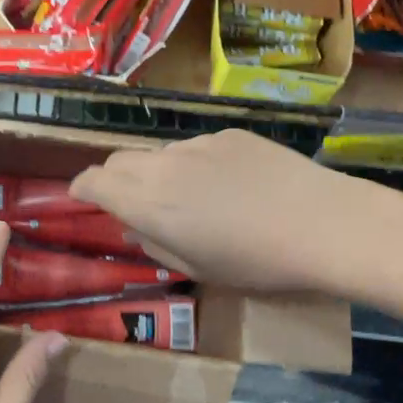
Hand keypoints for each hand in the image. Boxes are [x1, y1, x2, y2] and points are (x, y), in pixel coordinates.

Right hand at [69, 129, 400, 295]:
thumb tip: (135, 228)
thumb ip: (156, 245)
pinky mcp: (228, 134)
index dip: (80, 187)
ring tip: (190, 198)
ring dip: (156, 172)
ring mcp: (196, 145)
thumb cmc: (257, 261)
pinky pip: (195, 147)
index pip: (94, 180)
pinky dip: (194, 164)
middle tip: (129, 202)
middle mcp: (163, 166)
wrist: (323, 223)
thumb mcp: (199, 269)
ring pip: (159, 153)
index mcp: (148, 203)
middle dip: (113, 178)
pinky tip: (229, 185)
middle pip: (118, 160)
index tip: (78, 195)